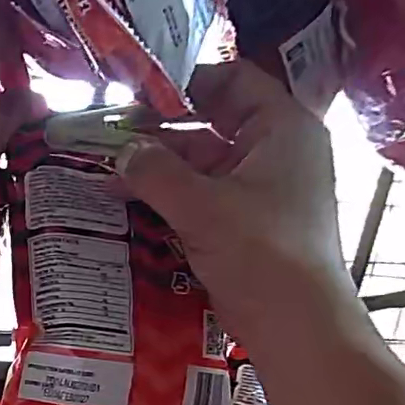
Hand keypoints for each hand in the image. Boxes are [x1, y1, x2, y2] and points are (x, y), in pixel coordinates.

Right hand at [117, 61, 363, 354]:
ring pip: (200, 165)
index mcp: (282, 130)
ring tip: (108, 176)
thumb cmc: (261, 252)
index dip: (185, 83)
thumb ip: (156, 172)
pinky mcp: (243, 223)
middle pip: (210, 126)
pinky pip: (200, 197)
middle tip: (109, 138)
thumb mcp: (201, 206)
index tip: (136, 93)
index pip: (232, 82)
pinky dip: (167, 198)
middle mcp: (274, 152)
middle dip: (159, 133)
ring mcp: (259, 190)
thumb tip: (122, 151)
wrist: (295, 323)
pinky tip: (129, 204)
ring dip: (156, 170)